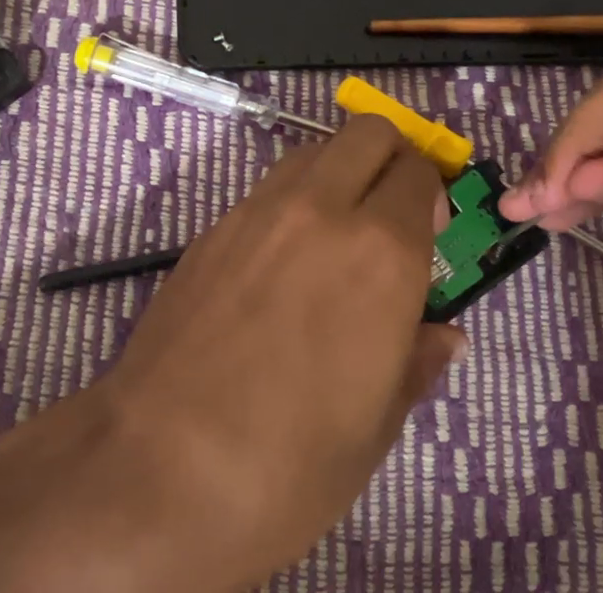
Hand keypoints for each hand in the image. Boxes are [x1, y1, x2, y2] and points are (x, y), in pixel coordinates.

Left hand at [93, 114, 463, 589]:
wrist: (158, 468)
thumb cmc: (289, 464)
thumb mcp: (375, 428)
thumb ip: (416, 364)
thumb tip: (444, 335)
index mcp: (381, 253)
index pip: (420, 174)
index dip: (433, 196)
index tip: (432, 235)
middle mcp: (320, 211)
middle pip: (368, 134)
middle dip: (392, 159)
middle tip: (392, 217)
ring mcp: (255, 213)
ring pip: (312, 153)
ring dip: (338, 174)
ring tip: (336, 240)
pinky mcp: (209, 231)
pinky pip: (265, 190)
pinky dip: (290, 203)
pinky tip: (280, 268)